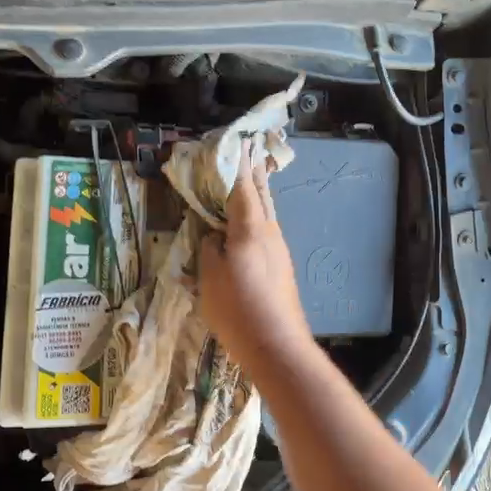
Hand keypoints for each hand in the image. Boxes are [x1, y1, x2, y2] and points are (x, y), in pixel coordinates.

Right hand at [197, 153, 311, 371]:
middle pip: (261, 194)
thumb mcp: (209, 277)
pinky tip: (246, 227)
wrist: (278, 347)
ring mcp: (279, 251)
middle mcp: (270, 232)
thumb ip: (209, 249)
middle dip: (251, 173)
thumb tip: (214, 235)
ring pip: (265, 214)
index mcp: (251, 228)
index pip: (242, 185)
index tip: (232, 143)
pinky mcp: (281, 269)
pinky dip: (254, 219)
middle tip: (245, 153)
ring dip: (254, 196)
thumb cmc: (238, 309)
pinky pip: (265, 232)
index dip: (235, 164)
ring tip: (243, 184)